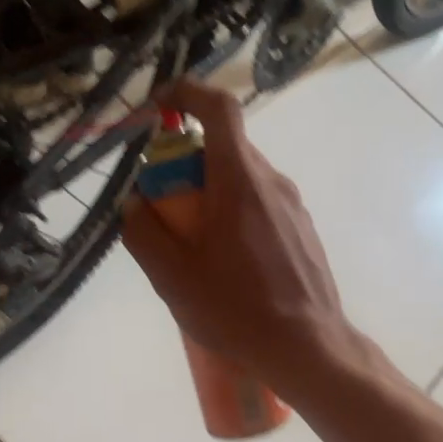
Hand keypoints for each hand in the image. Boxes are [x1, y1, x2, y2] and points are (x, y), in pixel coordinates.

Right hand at [122, 81, 359, 391]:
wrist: (308, 347)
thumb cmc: (236, 309)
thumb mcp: (172, 276)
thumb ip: (144, 233)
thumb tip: (134, 205)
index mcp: (238, 180)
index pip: (219, 109)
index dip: (188, 93)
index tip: (160, 104)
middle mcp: (271, 181)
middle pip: (224, 150)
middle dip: (187, 167)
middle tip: (166, 214)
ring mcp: (293, 206)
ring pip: (243, 181)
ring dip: (212, 198)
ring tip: (197, 252)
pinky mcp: (303, 231)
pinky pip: (261, 206)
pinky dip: (235, 218)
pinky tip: (229, 269)